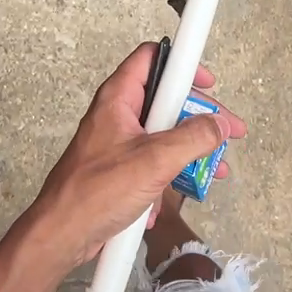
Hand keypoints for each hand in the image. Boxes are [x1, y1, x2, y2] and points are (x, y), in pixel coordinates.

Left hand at [28, 42, 245, 265]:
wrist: (64, 233)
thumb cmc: (96, 192)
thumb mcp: (154, 160)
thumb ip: (191, 138)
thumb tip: (218, 123)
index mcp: (118, 98)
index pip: (151, 58)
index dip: (181, 64)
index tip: (208, 83)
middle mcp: (118, 114)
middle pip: (166, 100)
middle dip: (199, 117)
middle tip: (227, 132)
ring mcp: (119, 142)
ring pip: (164, 135)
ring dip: (190, 152)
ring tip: (215, 171)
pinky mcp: (121, 168)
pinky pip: (154, 162)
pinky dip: (168, 177)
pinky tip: (169, 200)